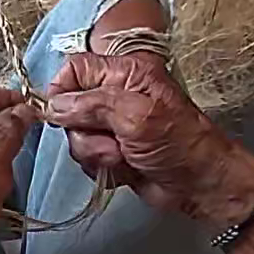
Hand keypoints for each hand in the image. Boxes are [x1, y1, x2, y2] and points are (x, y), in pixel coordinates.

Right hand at [45, 52, 253, 226]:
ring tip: (122, 157)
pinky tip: (123, 168)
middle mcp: (114, 95)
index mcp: (125, 73)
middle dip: (83, 132)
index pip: (74, 69)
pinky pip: (86, 158)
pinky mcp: (110, 151)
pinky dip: (100, 167)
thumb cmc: (179, 144)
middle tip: (111, 141)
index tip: (62, 114)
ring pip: (76, 137)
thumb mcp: (136, 116)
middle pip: (69, 108)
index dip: (62, 90)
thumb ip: (92, 105)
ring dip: (94, 153)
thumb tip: (54, 105)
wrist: (199, 185)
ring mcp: (111, 125)